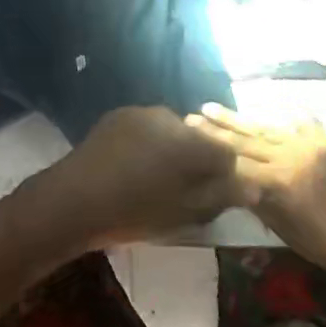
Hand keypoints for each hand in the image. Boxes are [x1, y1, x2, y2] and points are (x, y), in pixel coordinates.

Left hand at [29, 106, 244, 249]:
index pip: (226, 154)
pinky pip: (145, 128)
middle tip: (181, 190)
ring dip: (171, 150)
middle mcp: (171, 118)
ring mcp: (141, 112)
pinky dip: (147, 143)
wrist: (74, 199)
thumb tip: (252, 187)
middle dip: (196, 160)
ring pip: (171, 131)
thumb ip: (222, 196)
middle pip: (198, 139)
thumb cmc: (134, 212)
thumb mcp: (185, 213)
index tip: (210, 196)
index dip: (224, 176)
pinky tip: (131, 166)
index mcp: (192, 143)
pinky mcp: (118, 115)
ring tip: (153, 178)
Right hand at [186, 103, 325, 298]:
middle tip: (193, 115)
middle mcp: (294, 154)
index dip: (208, 146)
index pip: (234, 159)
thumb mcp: (283, 228)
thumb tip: (232, 180)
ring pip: (269, 128)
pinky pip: (300, 126)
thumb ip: (256, 198)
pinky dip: (281, 122)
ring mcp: (315, 144)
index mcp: (280, 180)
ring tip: (214, 108)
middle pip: (248, 137)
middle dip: (218, 127)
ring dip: (242, 120)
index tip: (187, 133)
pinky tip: (267, 113)